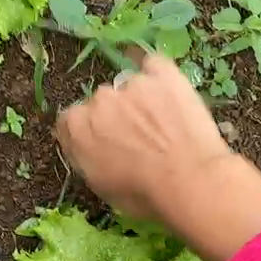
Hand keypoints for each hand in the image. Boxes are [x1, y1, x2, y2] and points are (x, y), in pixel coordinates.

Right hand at [55, 54, 260, 260]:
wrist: (190, 181)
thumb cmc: (142, 194)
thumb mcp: (100, 186)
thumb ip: (85, 156)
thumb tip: (84, 145)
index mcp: (76, 127)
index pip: (70, 122)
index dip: (87, 134)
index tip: (101, 145)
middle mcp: (98, 99)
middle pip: (100, 103)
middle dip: (113, 117)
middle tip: (136, 139)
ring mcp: (131, 83)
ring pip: (128, 86)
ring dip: (138, 100)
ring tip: (160, 123)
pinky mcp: (163, 74)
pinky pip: (153, 65)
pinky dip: (157, 75)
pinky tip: (168, 92)